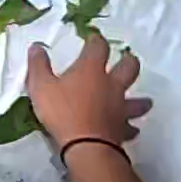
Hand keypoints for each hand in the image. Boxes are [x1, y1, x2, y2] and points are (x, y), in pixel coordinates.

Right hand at [27, 34, 152, 147]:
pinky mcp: (122, 128)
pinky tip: (129, 128)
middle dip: (128, 61)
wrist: (86, 145)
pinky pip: (130, 126)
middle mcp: (111, 85)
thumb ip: (38, 65)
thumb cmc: (61, 111)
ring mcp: (120, 107)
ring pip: (138, 100)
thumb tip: (37, 46)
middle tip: (128, 58)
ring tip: (143, 100)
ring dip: (140, 99)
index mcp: (90, 71)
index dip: (96, 40)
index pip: (98, 49)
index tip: (93, 36)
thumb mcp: (40, 85)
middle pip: (128, 69)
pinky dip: (130, 125)